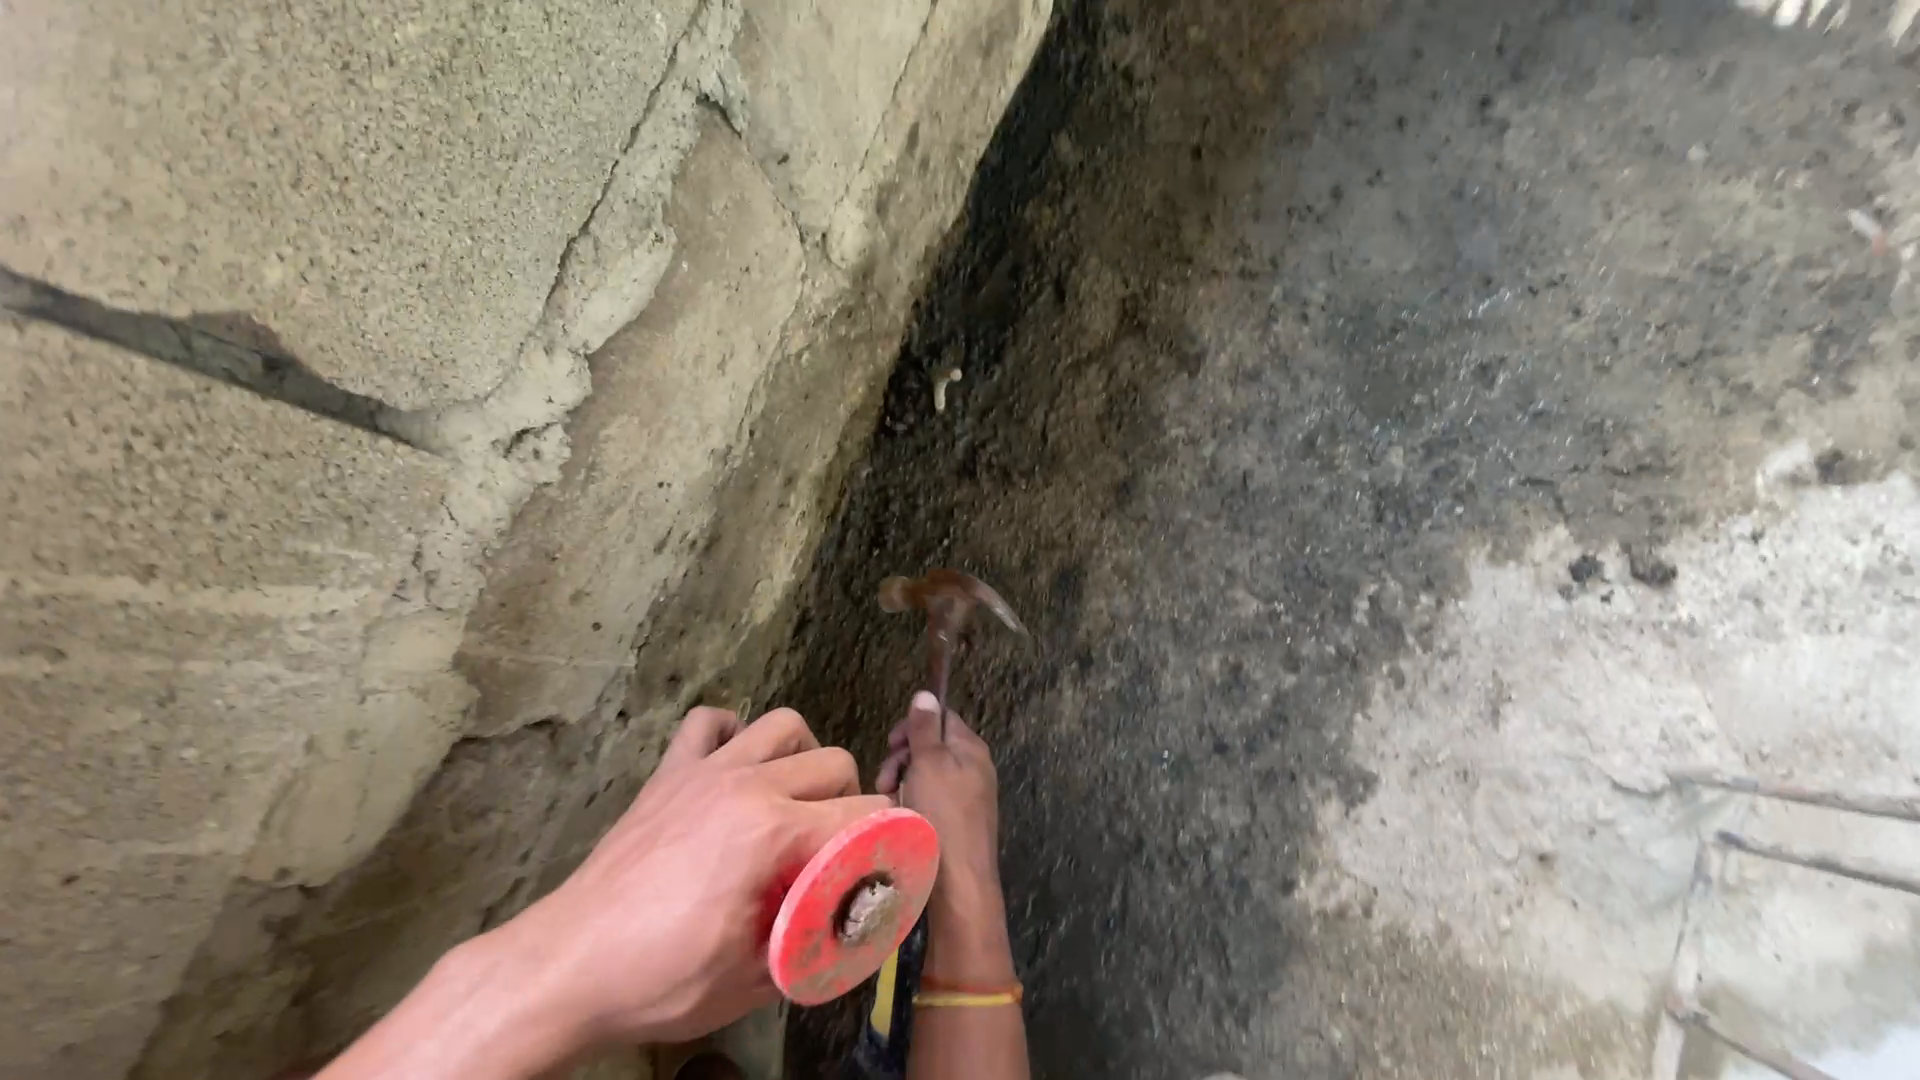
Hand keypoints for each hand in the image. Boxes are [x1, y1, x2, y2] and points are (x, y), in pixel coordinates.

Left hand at [492, 706, 890, 1050]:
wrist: (565, 967)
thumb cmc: (659, 978)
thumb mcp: (754, 980)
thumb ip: (813, 941)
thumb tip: (850, 921)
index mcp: (773, 832)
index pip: (863, 815)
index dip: (887, 839)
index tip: (886, 864)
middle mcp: (747, 784)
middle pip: (834, 762)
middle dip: (851, 801)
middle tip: (835, 845)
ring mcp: (705, 770)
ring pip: (782, 725)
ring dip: (803, 756)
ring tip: (795, 795)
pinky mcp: (668, 772)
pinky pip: (709, 723)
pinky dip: (731, 733)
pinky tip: (734, 765)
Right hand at [875, 693, 1005, 950]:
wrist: (960, 882)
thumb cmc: (943, 814)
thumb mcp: (929, 762)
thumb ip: (925, 727)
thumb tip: (927, 692)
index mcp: (972, 749)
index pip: (942, 717)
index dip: (914, 725)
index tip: (891, 744)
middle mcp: (974, 768)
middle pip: (932, 746)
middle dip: (902, 756)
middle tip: (884, 777)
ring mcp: (968, 797)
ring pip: (927, 774)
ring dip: (903, 780)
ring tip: (888, 799)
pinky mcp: (958, 822)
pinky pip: (931, 799)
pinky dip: (912, 801)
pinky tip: (901, 815)